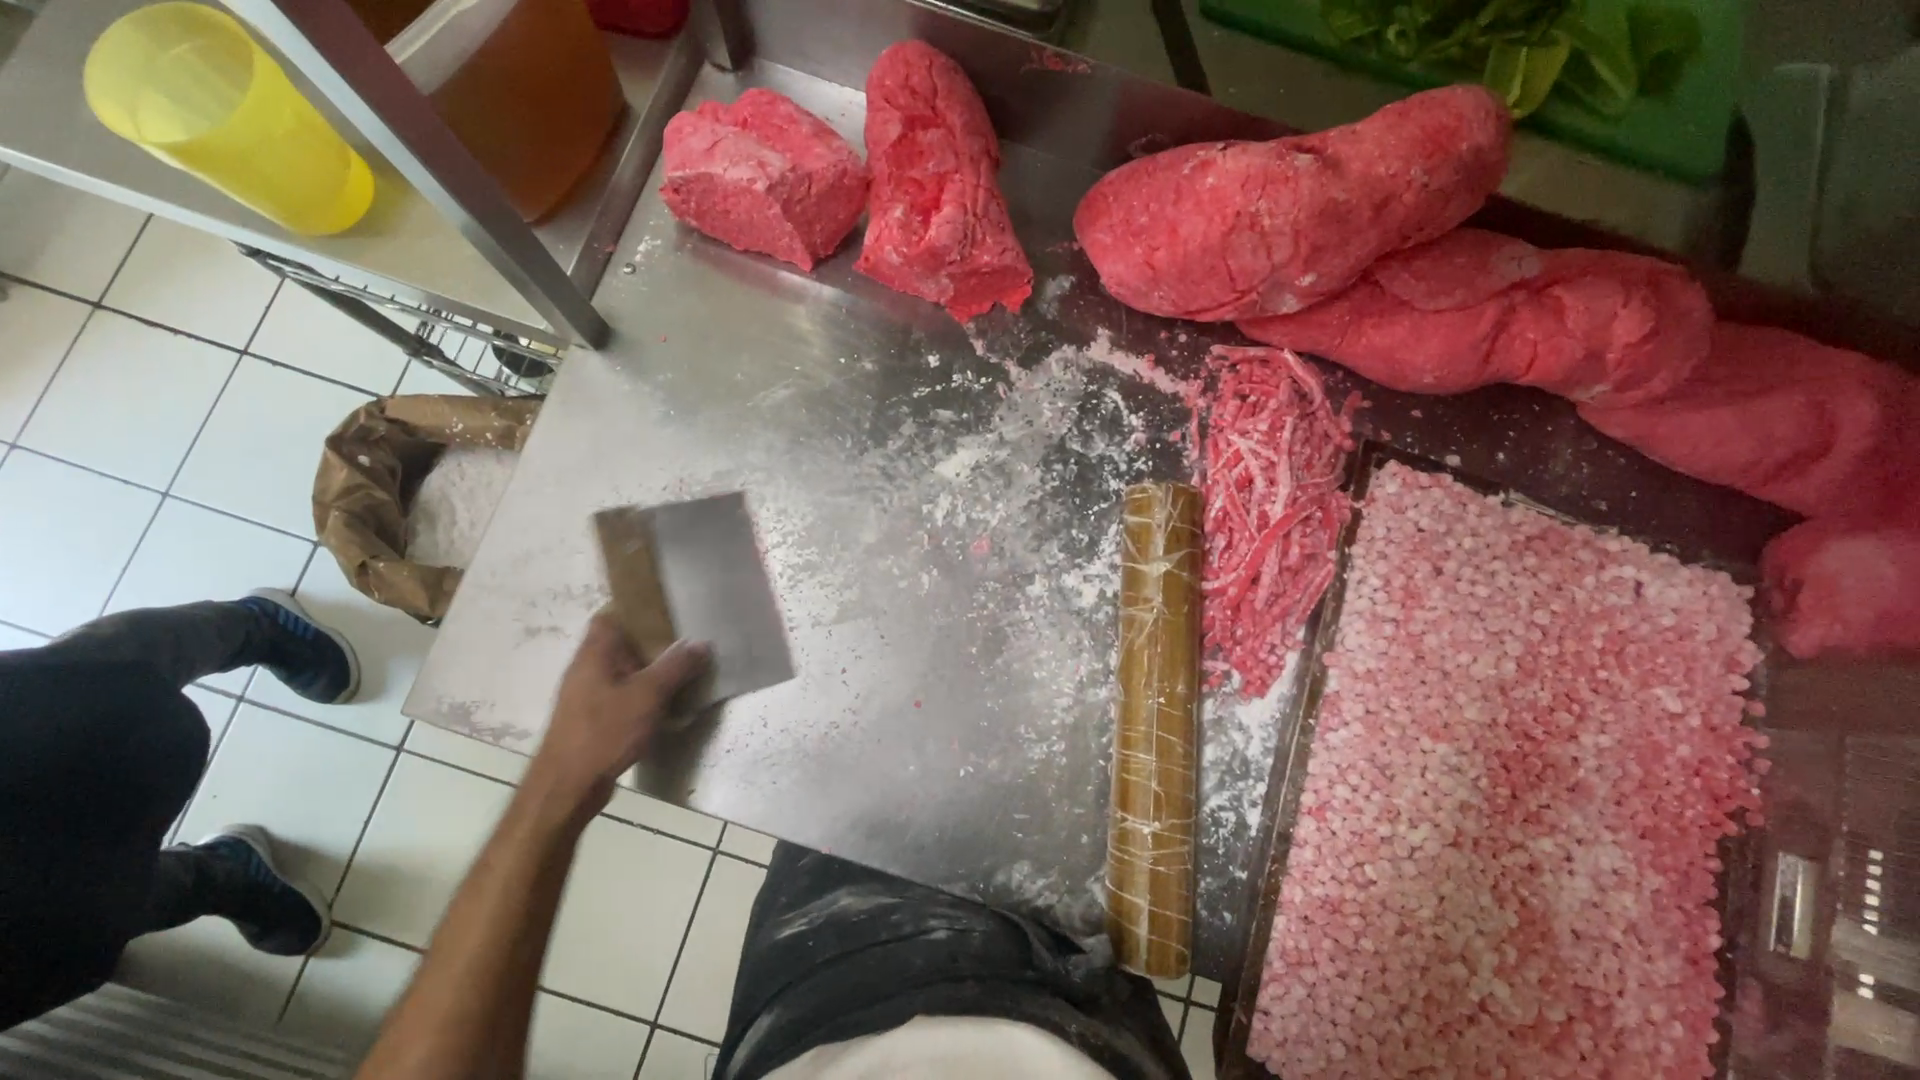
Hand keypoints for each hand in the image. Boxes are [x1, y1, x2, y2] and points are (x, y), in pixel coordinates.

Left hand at [530, 611, 708, 809]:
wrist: (567, 786)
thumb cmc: (604, 732)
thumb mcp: (648, 695)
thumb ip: (676, 666)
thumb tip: (701, 643)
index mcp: (593, 653)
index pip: (609, 615)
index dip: (635, 609)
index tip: (666, 612)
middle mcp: (585, 669)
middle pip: (618, 643)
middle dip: (650, 643)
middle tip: (684, 643)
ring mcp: (585, 696)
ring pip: (621, 671)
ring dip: (648, 671)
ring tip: (681, 672)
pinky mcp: (590, 719)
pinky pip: (620, 695)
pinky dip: (640, 695)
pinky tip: (663, 706)